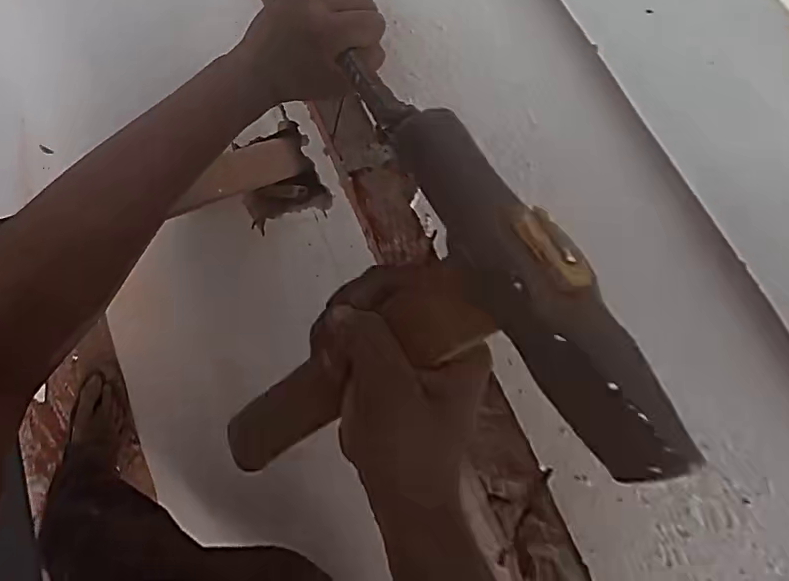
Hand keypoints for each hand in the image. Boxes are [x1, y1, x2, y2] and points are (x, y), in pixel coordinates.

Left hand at [231, 0, 386, 104]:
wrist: (254, 71)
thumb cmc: (295, 82)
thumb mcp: (340, 84)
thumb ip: (369, 64)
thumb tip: (376, 45)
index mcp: (327, 30)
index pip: (374, 22)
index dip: (371, 41)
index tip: (357, 52)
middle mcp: (314, 4)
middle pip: (364, 3)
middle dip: (362, 24)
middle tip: (347, 43)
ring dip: (349, 10)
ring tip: (335, 30)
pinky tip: (323, 18)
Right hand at [312, 265, 491, 515]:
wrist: (404, 507)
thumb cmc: (409, 456)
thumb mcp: (390, 391)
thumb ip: (368, 340)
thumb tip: (342, 311)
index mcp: (460, 340)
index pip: (420, 282)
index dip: (378, 287)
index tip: (346, 309)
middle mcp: (443, 336)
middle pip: (389, 293)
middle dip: (352, 311)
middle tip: (328, 341)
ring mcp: (417, 350)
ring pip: (371, 310)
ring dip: (341, 329)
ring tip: (328, 362)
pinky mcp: (393, 364)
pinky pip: (362, 333)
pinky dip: (341, 344)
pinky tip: (331, 366)